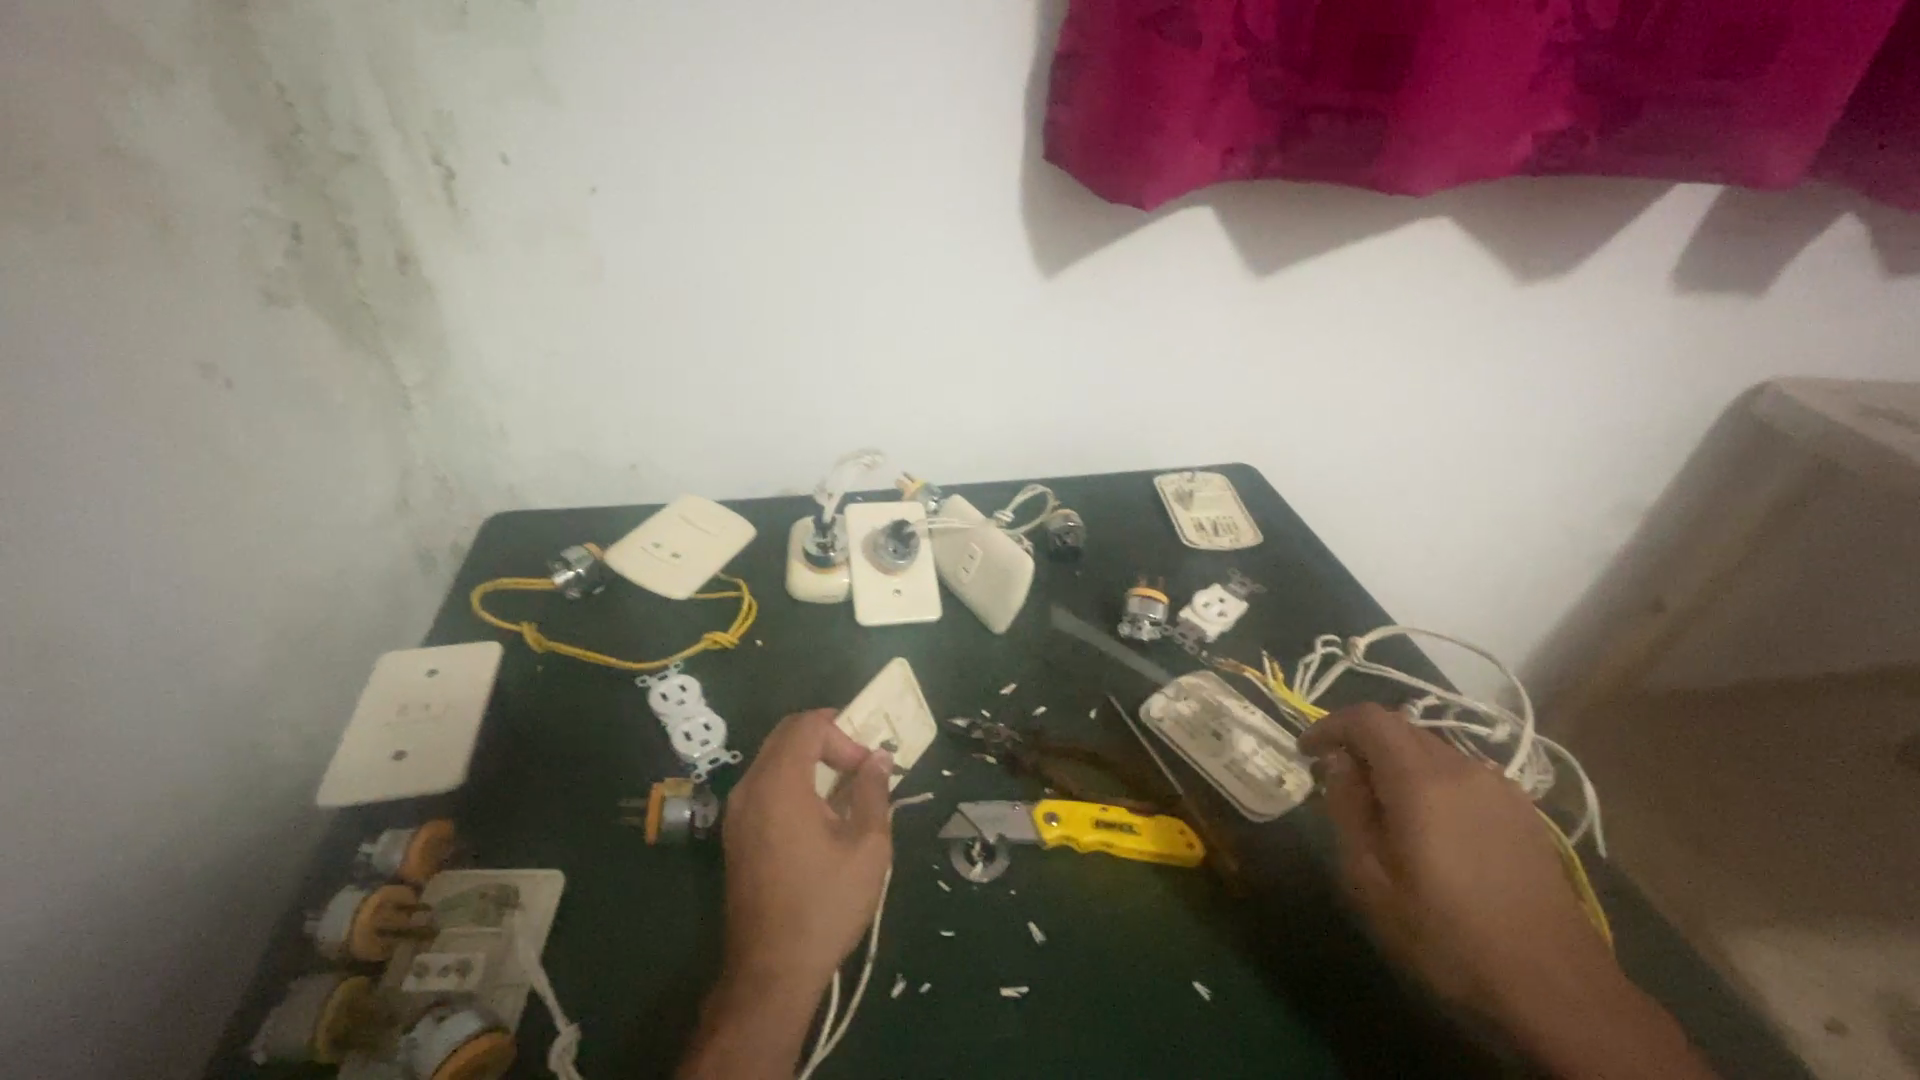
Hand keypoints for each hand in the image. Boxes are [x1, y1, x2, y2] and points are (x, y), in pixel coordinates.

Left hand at [678, 709, 894, 1079]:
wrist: (771, 969)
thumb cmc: (825, 904)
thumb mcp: (867, 847)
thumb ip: (873, 792)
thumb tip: (878, 759)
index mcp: (779, 784)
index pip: (807, 725)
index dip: (843, 733)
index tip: (868, 768)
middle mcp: (750, 788)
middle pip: (785, 736)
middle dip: (827, 740)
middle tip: (860, 765)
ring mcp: (737, 813)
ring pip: (773, 760)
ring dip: (810, 762)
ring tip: (845, 791)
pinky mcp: (736, 835)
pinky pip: (765, 786)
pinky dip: (793, 783)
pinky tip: (820, 815)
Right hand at [1300, 704, 1715, 1078]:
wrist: (1555, 988)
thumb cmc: (1445, 936)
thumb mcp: (1369, 880)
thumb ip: (1347, 809)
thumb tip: (1338, 763)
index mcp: (1422, 780)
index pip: (1369, 719)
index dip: (1330, 725)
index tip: (1305, 751)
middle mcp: (1465, 769)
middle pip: (1403, 729)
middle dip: (1361, 744)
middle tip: (1335, 781)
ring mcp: (1502, 789)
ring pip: (1434, 751)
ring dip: (1396, 764)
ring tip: (1379, 807)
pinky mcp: (1524, 813)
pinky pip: (1463, 777)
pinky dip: (1430, 782)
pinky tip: (1428, 827)